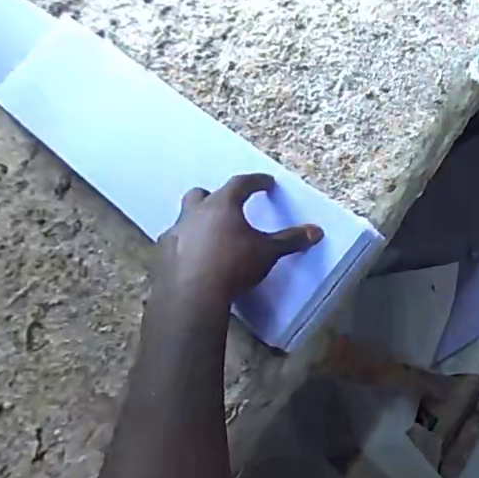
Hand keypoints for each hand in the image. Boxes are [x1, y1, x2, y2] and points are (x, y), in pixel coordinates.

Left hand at [152, 174, 322, 305]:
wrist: (191, 296)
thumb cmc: (233, 265)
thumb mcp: (267, 253)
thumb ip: (290, 240)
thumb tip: (316, 231)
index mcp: (221, 205)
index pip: (241, 184)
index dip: (255, 182)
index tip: (266, 183)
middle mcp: (194, 214)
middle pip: (200, 194)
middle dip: (213, 197)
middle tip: (226, 206)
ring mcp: (174, 234)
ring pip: (184, 219)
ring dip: (196, 223)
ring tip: (210, 237)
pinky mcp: (162, 256)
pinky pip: (175, 244)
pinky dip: (185, 247)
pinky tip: (194, 261)